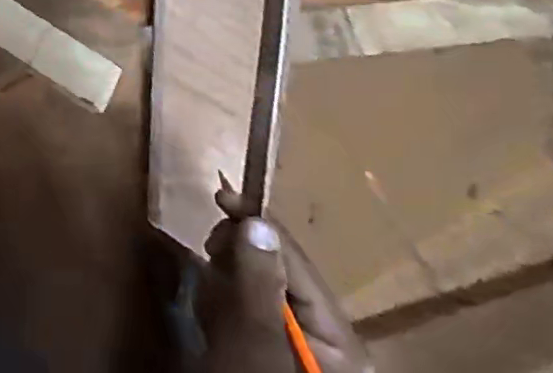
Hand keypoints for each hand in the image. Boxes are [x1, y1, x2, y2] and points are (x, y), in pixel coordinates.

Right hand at [198, 178, 370, 372]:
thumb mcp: (256, 346)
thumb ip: (259, 284)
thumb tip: (257, 221)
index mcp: (341, 342)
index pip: (297, 262)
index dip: (259, 225)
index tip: (221, 196)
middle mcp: (326, 342)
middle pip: (278, 272)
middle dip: (238, 260)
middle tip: (210, 254)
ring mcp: (298, 351)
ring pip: (258, 288)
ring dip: (227, 284)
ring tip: (212, 302)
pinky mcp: (270, 356)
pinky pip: (247, 311)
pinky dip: (225, 305)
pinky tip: (214, 320)